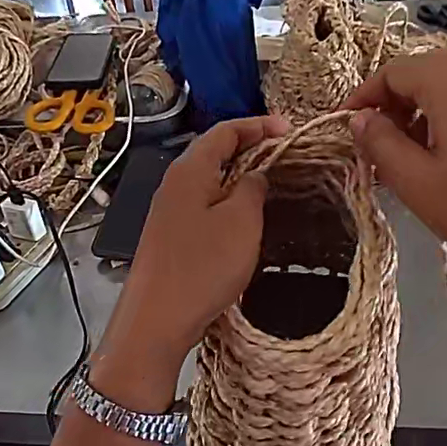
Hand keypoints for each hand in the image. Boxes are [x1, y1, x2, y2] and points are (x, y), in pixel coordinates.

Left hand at [94, 116, 290, 407]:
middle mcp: (174, 184)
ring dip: (239, 177)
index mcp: (190, 170)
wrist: (157, 320)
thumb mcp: (241, 222)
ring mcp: (169, 212)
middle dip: (250, 148)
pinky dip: (227, 202)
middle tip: (284, 155)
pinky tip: (244, 219)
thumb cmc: (202, 267)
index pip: (225, 131)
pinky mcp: (170, 237)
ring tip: (270, 183)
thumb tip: (255, 173)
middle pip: (214, 152)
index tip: (290, 130)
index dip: (259, 125)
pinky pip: (204, 206)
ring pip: (210, 181)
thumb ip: (252, 188)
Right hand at [346, 53, 446, 280]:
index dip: (364, 96)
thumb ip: (381, 144)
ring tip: (405, 155)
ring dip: (418, 111)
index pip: (395, 70)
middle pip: (423, 71)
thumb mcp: (418, 182)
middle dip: (391, 104)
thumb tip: (360, 120)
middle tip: (373, 145)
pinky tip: (442, 154)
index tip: (345, 127)